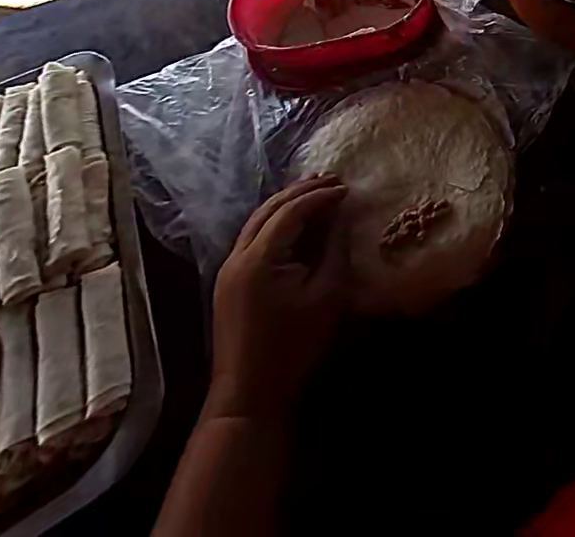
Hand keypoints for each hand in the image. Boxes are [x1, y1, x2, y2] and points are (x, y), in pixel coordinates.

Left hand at [208, 175, 349, 419]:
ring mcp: (229, 268)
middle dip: (301, 191)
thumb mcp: (326, 298)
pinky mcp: (228, 282)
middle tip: (330, 179)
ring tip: (313, 192)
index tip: (346, 188)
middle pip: (269, 209)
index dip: (320, 197)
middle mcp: (238, 255)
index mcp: (260, 257)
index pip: (291, 211)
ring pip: (257, 221)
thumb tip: (341, 217)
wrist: (249, 395)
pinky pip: (252, 238)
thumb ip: (334, 251)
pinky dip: (274, 223)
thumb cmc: (294, 348)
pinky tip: (292, 223)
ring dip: (285, 204)